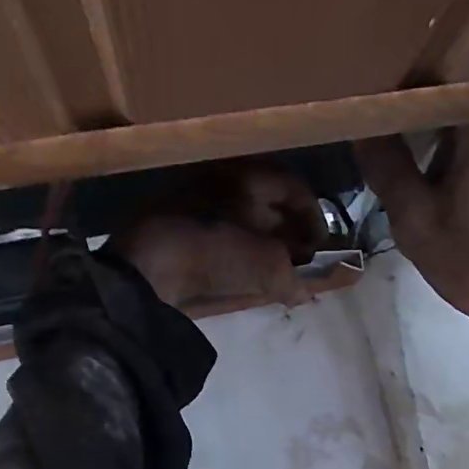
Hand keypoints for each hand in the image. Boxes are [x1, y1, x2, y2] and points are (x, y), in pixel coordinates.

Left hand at [109, 166, 326, 314]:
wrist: (145, 270)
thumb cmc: (215, 253)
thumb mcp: (267, 267)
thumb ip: (294, 278)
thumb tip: (305, 290)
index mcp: (245, 177)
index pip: (294, 188)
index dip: (315, 219)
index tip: (323, 247)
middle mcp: (220, 184)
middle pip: (269, 206)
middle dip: (291, 236)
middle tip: (304, 264)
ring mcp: (195, 207)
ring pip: (244, 224)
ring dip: (265, 249)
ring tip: (278, 276)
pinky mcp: (177, 232)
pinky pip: (220, 239)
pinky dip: (238, 257)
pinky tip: (244, 279)